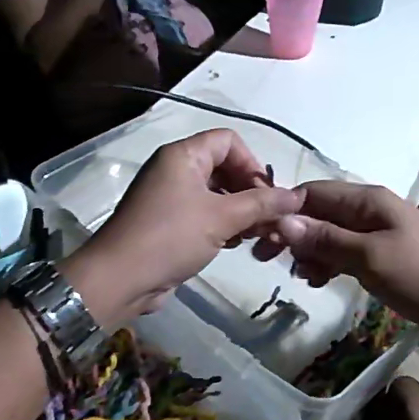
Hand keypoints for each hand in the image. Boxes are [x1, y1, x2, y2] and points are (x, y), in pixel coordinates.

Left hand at [64, 129, 304, 327]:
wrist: (121, 278)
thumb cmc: (171, 237)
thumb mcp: (222, 217)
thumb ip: (261, 204)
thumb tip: (296, 196)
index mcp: (183, 155)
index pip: (228, 141)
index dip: (252, 163)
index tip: (267, 195)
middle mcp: (174, 170)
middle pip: (223, 167)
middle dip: (250, 191)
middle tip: (268, 219)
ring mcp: (169, 197)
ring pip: (215, 194)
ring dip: (240, 211)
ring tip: (257, 235)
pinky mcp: (168, 223)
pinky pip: (203, 215)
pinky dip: (222, 224)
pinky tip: (235, 244)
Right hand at [252, 181, 418, 336]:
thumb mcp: (369, 257)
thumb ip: (325, 239)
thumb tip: (282, 222)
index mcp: (367, 200)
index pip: (313, 193)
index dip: (284, 212)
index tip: (261, 238)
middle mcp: (370, 209)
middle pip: (319, 213)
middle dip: (294, 233)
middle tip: (269, 260)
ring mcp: (378, 231)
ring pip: (330, 233)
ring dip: (310, 251)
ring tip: (301, 276)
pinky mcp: (384, 253)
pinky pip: (345, 250)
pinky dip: (329, 262)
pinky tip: (321, 280)